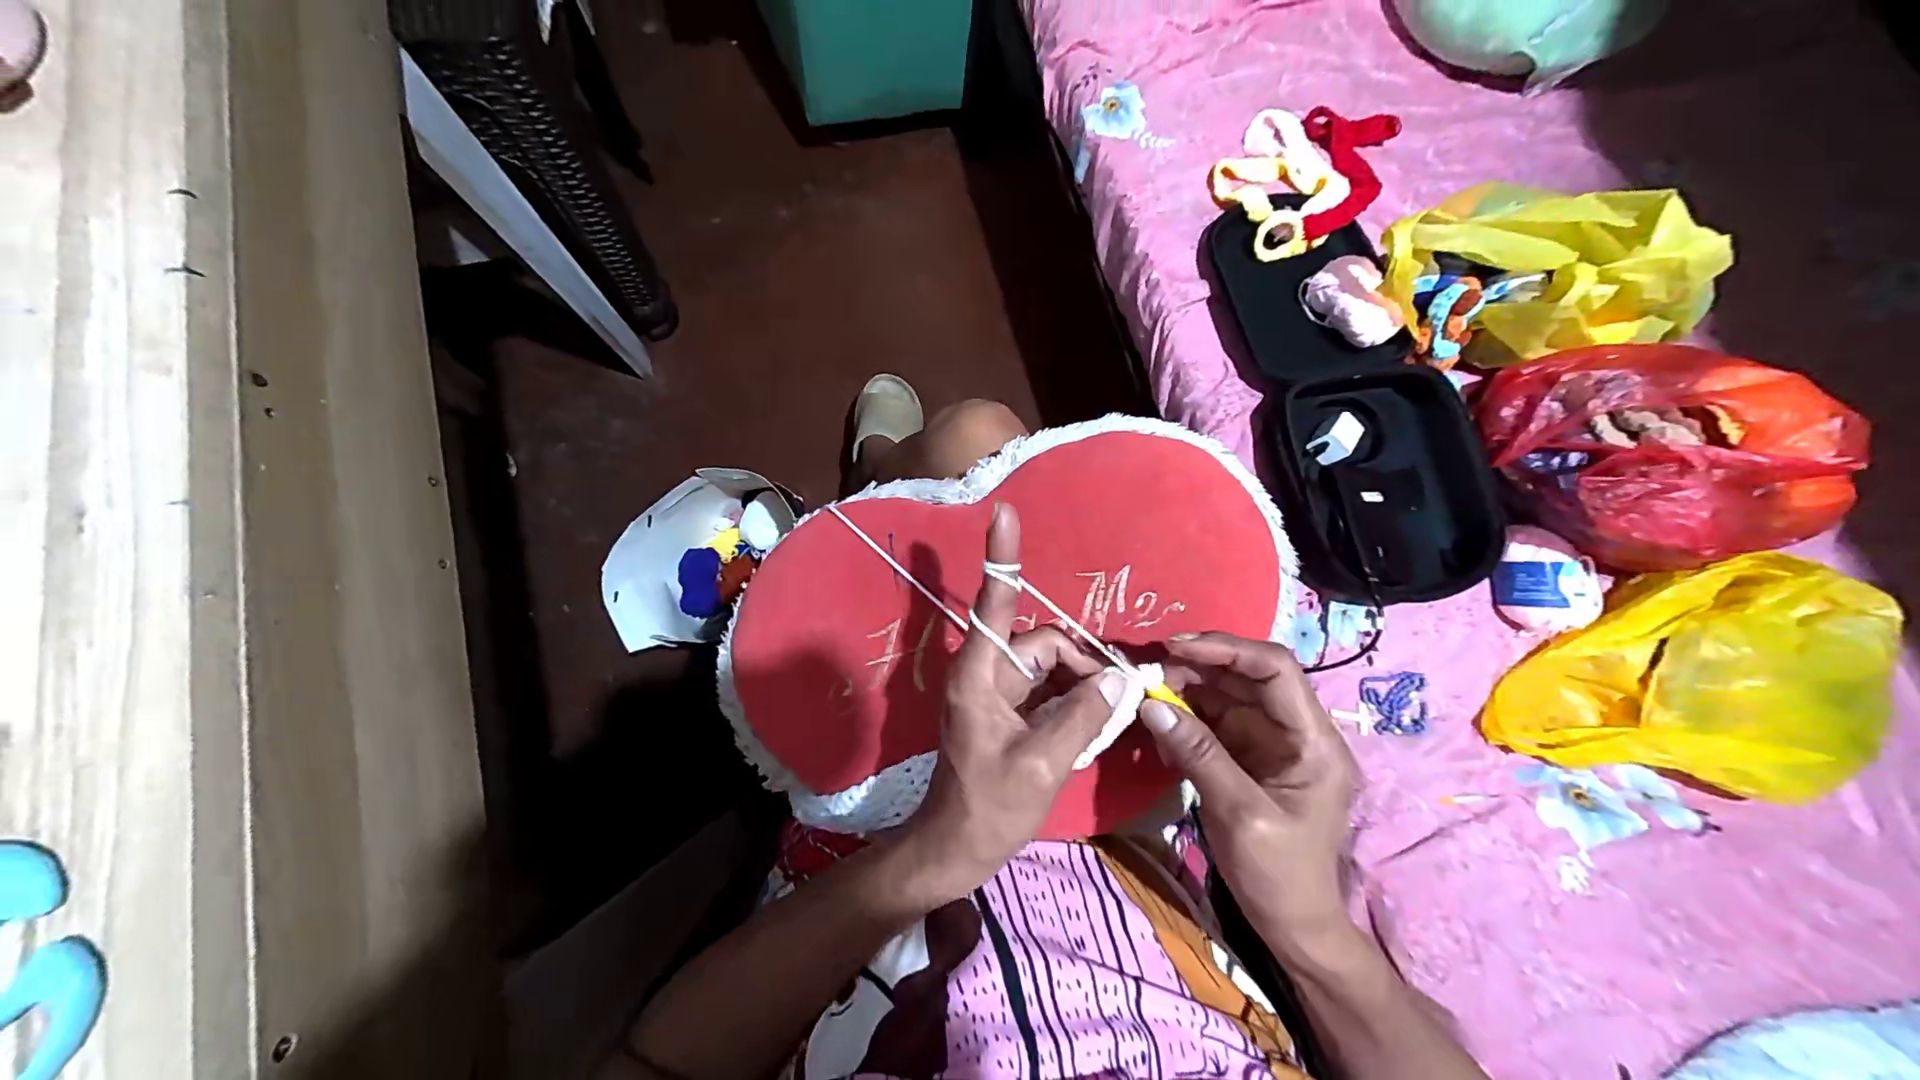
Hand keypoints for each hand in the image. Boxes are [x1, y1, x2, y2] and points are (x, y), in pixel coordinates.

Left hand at [896, 503, 1124, 904]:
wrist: (956, 847)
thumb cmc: (989, 807)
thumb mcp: (1042, 764)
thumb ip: (1082, 716)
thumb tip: (1116, 679)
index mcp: (979, 675)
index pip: (995, 604)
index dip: (1002, 558)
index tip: (1003, 512)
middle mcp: (985, 673)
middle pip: (1042, 643)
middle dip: (1082, 662)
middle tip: (1119, 694)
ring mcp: (996, 692)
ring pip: (1049, 667)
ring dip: (1080, 684)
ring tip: (1110, 714)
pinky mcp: (1007, 711)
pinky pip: (1046, 689)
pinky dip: (1072, 700)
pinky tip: (1094, 723)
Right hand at [1141, 632, 1357, 938]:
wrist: (1294, 925)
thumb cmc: (1279, 874)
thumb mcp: (1238, 813)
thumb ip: (1198, 754)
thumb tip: (1150, 705)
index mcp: (1313, 740)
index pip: (1275, 670)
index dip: (1227, 648)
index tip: (1175, 646)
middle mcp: (1294, 731)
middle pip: (1247, 677)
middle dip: (1196, 668)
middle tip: (1147, 673)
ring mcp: (1269, 742)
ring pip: (1226, 694)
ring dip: (1185, 688)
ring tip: (1147, 694)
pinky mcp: (1247, 755)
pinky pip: (1213, 720)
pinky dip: (1184, 716)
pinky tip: (1160, 725)